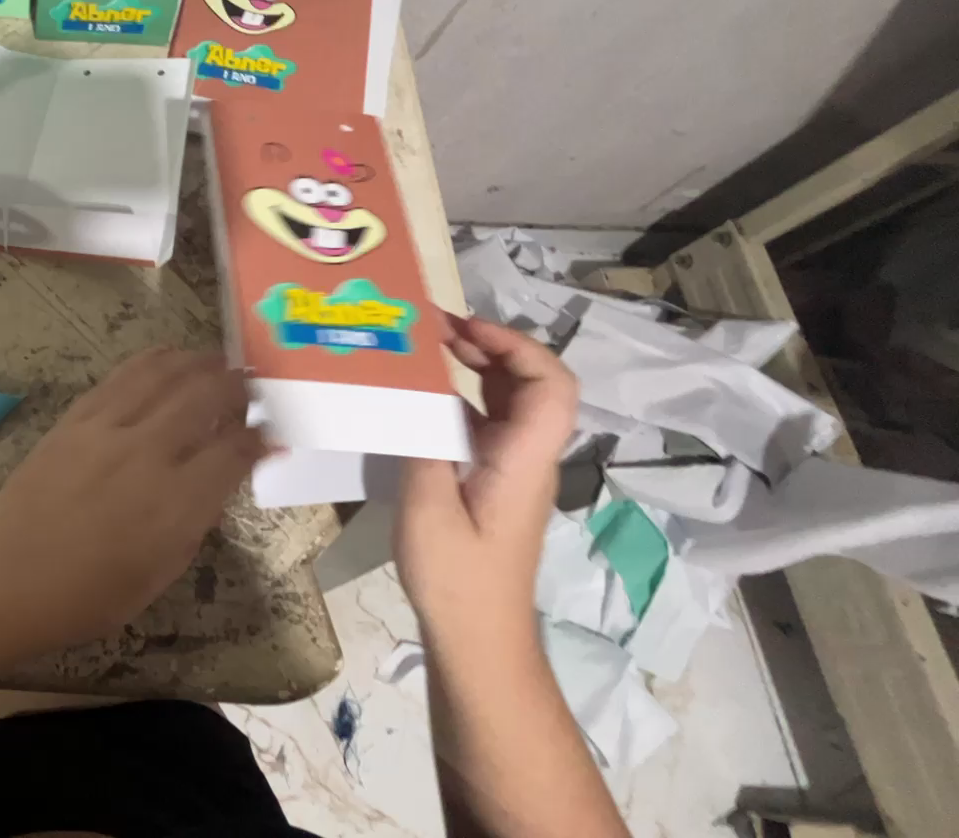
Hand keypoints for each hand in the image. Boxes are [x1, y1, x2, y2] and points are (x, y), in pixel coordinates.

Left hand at [0, 349, 267, 654]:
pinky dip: (153, 362)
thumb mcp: (159, 573)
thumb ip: (194, 521)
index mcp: (176, 502)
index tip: (271, 432)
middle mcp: (147, 453)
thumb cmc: (87, 595)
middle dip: (237, 386)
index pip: (235, 451)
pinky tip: (166, 360)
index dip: (261, 437)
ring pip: (164, 375)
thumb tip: (218, 482)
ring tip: (216, 362)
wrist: (7, 576)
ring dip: (197, 362)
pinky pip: (122, 377)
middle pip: (205, 397)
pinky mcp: (75, 418)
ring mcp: (106, 429)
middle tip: (252, 385)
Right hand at [395, 313, 576, 644]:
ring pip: (505, 400)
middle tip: (430, 329)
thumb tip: (414, 391)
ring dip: (471, 367)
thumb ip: (424, 446)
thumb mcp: (428, 510)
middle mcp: (525, 456)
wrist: (477, 636)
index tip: (463, 328)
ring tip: (421, 349)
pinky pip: (480, 423)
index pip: (551, 386)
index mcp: (523, 459)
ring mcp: (508, 468)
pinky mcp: (488, 480)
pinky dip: (453, 397)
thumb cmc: (457, 578)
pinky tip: (414, 397)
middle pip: (530, 383)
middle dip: (487, 345)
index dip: (516, 346)